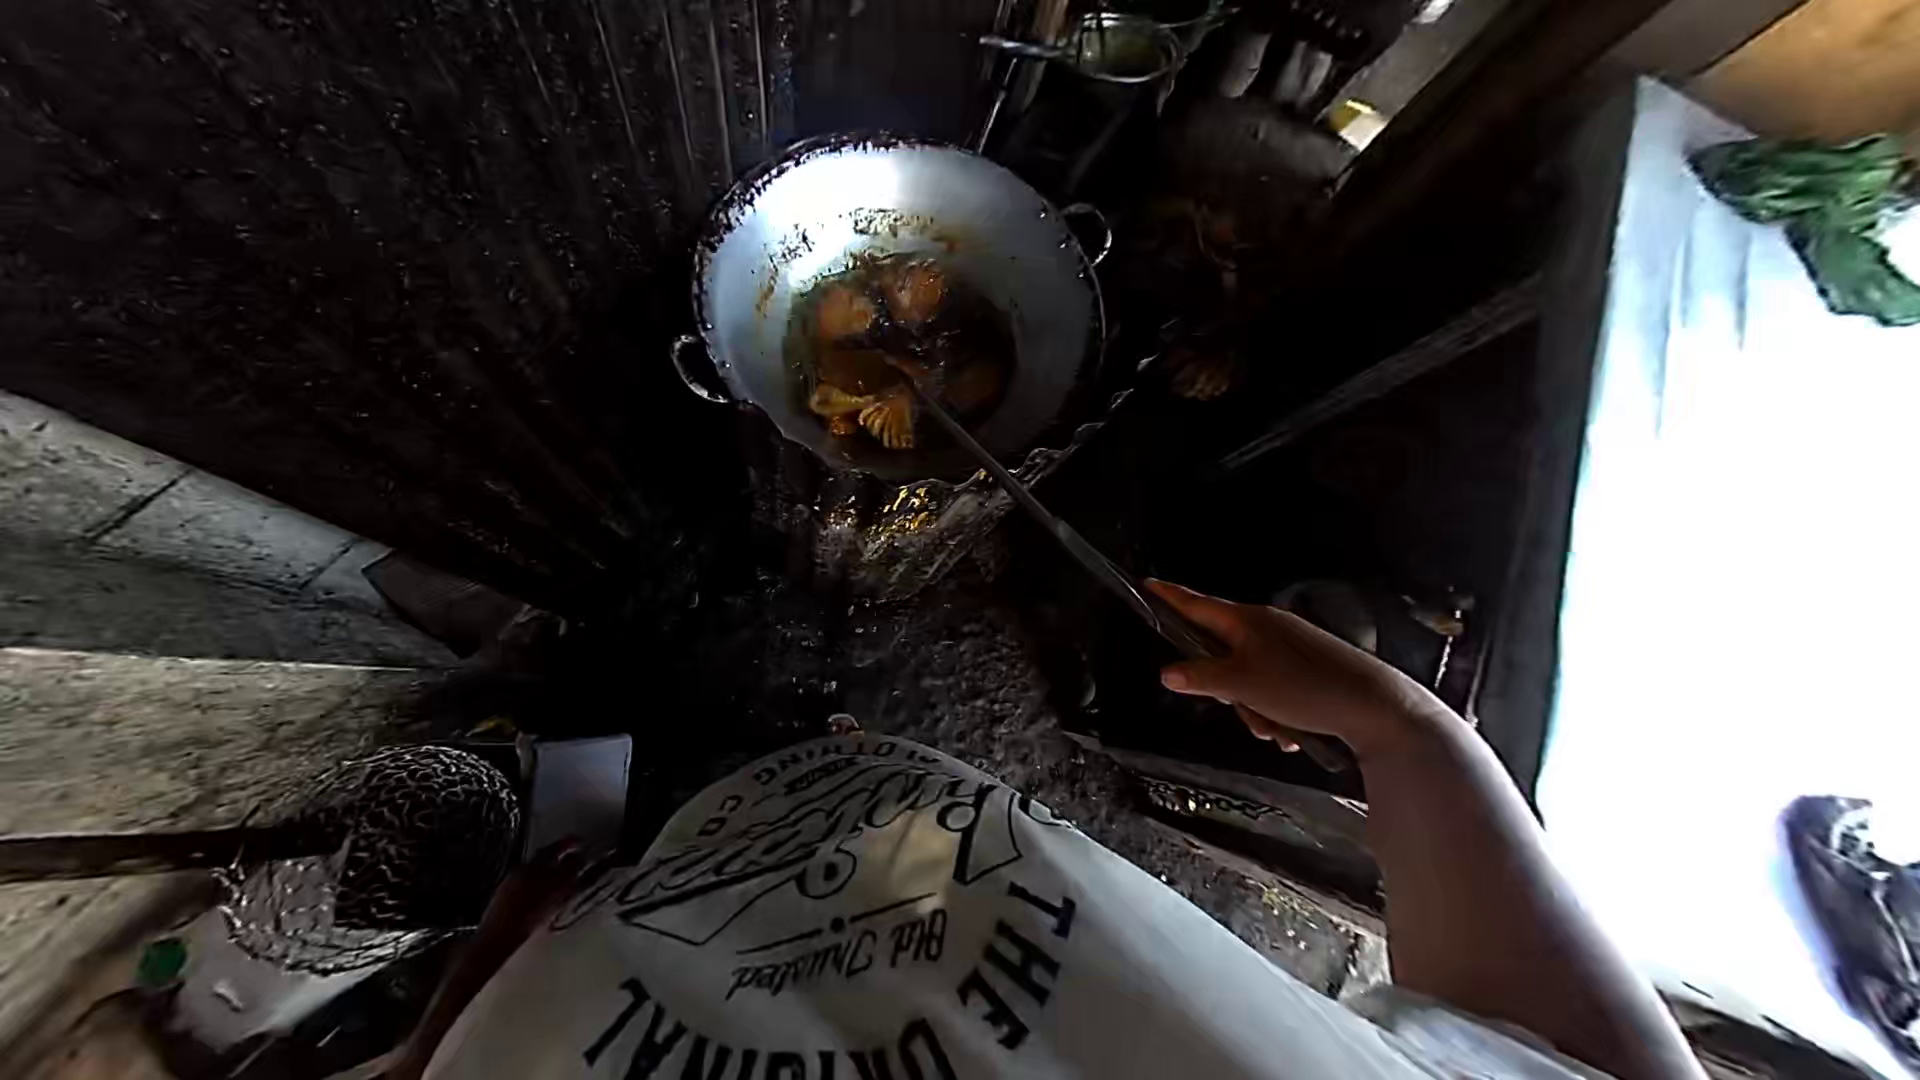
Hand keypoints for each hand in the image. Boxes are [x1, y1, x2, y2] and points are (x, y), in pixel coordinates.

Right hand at [1147, 580, 1453, 758]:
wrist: (1379, 709)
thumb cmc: (1308, 687)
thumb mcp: (1241, 685)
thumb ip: (1200, 677)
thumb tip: (1168, 672)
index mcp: (1247, 621)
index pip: (1195, 604)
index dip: (1168, 596)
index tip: (1147, 585)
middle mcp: (1266, 627)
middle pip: (1219, 650)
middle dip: (1222, 685)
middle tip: (1237, 705)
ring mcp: (1288, 645)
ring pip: (1245, 674)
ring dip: (1251, 705)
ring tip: (1272, 724)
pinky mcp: (1306, 666)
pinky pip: (1270, 685)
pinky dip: (1272, 708)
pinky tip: (1289, 727)